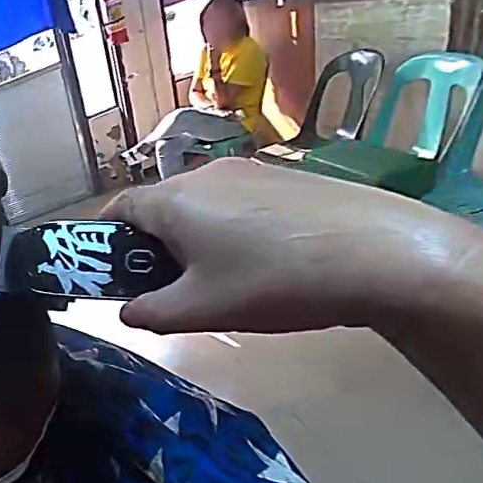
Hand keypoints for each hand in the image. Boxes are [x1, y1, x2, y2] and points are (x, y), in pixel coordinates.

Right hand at [102, 159, 482, 335]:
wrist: (377, 252)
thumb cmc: (272, 282)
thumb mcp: (202, 309)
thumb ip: (153, 312)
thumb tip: (128, 311)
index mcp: (174, 200)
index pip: (118, 208)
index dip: (104, 238)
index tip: (111, 271)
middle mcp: (204, 174)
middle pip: (160, 206)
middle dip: (153, 245)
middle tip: (171, 288)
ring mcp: (249, 170)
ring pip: (201, 204)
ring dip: (194, 237)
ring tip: (223, 279)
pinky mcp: (285, 176)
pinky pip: (238, 202)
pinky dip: (231, 229)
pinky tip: (265, 261)